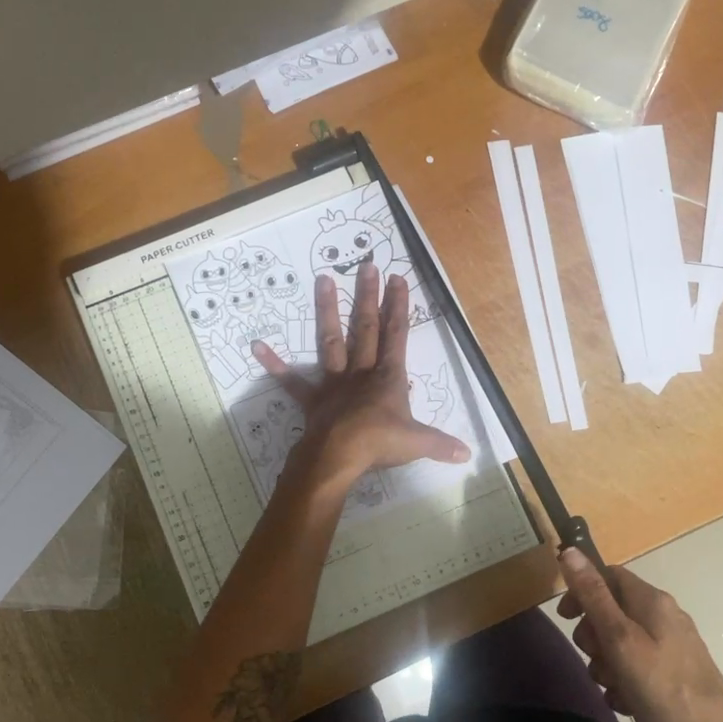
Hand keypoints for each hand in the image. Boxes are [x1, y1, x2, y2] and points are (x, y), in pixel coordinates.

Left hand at [252, 263, 470, 489]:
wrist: (339, 456)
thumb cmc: (379, 444)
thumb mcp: (417, 443)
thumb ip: (440, 443)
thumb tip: (466, 453)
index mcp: (388, 378)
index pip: (396, 336)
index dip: (399, 307)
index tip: (398, 279)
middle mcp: (360, 372)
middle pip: (365, 328)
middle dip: (368, 296)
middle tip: (366, 265)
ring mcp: (334, 382)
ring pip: (331, 340)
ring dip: (327, 309)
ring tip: (323, 279)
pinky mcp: (312, 399)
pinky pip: (291, 381)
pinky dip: (274, 364)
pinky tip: (256, 345)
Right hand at [557, 547, 722, 721]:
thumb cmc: (662, 687)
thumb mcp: (619, 639)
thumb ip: (593, 595)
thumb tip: (569, 550)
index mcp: (652, 601)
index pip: (607, 575)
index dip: (581, 591)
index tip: (565, 618)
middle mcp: (664, 616)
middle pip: (611, 612)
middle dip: (594, 639)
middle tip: (598, 663)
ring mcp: (672, 646)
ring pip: (621, 644)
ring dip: (608, 667)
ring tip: (616, 691)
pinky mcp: (676, 672)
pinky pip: (638, 668)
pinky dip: (627, 684)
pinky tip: (630, 705)